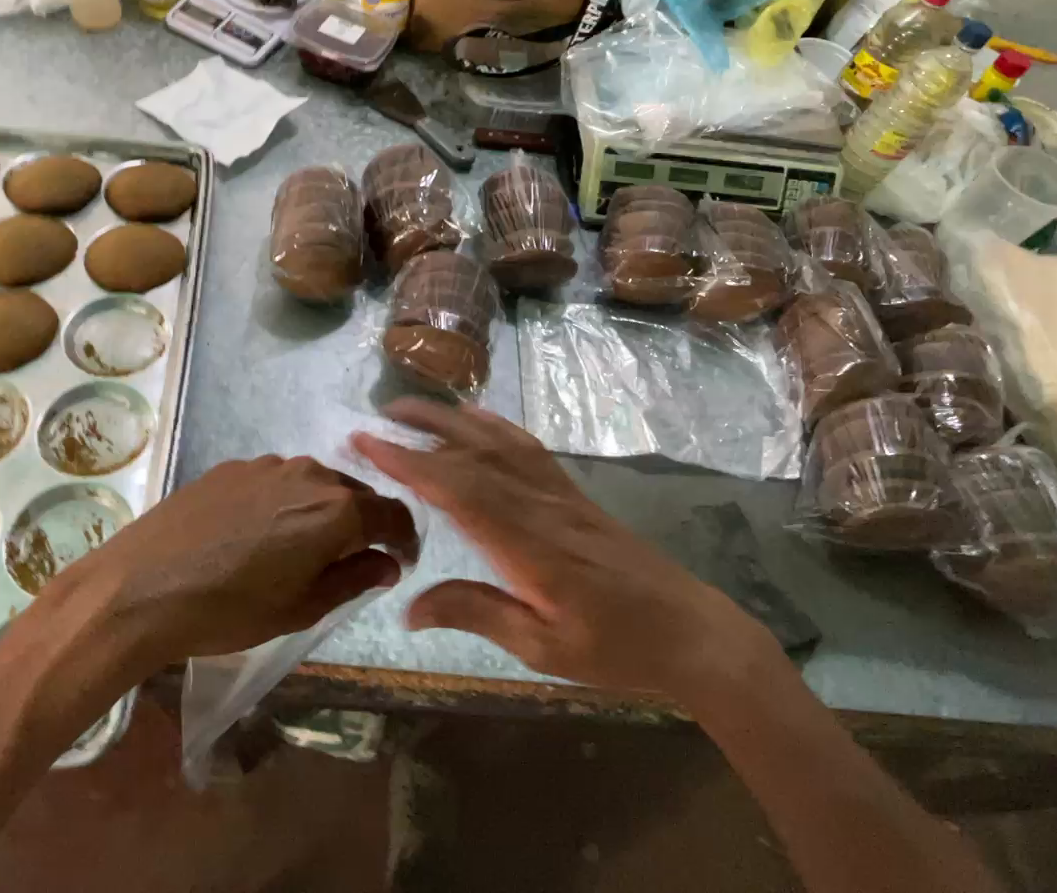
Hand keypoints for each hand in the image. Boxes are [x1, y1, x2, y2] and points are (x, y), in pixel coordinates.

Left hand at [55, 456, 418, 671]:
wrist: (137, 589)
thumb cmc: (229, 610)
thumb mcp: (301, 608)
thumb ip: (355, 579)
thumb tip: (388, 563)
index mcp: (337, 510)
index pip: (394, 515)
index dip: (405, 539)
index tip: (399, 563)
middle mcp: (309, 475)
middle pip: (356, 495)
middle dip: (363, 526)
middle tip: (350, 562)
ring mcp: (266, 465)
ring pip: (314, 485)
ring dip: (322, 512)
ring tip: (299, 550)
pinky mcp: (231, 467)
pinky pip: (277, 481)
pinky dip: (285, 503)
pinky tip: (256, 535)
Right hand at [352, 400, 777, 695]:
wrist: (690, 631)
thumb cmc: (616, 649)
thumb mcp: (542, 646)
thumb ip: (477, 614)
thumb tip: (408, 608)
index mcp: (529, 544)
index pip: (458, 490)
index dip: (408, 462)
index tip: (366, 444)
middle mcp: (542, 505)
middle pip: (473, 455)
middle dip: (419, 432)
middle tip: (371, 421)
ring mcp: (561, 494)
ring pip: (499, 443)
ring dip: (451, 420)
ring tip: (410, 408)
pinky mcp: (575, 495)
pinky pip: (528, 448)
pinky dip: (495, 426)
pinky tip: (476, 419)